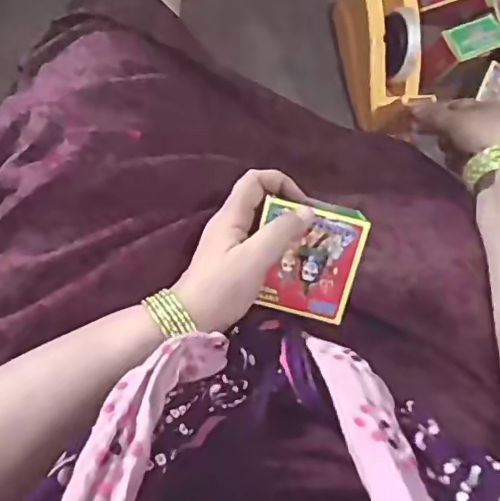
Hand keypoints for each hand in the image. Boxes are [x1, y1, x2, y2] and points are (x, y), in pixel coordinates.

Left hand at [172, 170, 314, 331]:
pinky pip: (258, 249)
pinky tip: (289, 272)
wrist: (188, 321)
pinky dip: (276, 254)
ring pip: (262, 229)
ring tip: (306, 253)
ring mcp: (228, 245)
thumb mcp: (255, 258)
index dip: (282, 183)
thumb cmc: (221, 288)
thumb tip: (306, 212)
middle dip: (289, 214)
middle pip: (262, 203)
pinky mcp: (231, 264)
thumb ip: (281, 232)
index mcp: (231, 216)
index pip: (256, 180)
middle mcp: (229, 225)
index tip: (303, 207)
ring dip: (285, 237)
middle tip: (312, 234)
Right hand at [411, 99, 499, 158]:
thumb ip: (432, 113)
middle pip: (457, 124)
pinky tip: (457, 163)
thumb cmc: (478, 131)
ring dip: (449, 147)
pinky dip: (459, 160)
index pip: (456, 104)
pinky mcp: (491, 160)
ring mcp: (492, 140)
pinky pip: (466, 157)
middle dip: (442, 131)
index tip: (420, 119)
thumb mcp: (452, 119)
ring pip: (459, 142)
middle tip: (429, 136)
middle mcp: (491, 119)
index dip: (437, 111)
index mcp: (486, 104)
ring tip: (447, 152)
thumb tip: (412, 107)